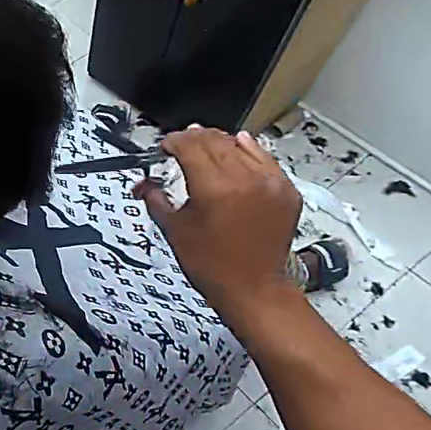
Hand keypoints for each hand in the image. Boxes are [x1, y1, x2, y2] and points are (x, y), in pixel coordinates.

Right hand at [135, 128, 302, 321]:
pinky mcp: (286, 191)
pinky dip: (249, 153)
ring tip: (208, 150)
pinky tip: (239, 151)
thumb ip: (157, 200)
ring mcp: (270, 184)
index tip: (167, 146)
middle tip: (182, 145)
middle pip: (215, 140)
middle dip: (194, 139)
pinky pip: (265, 159)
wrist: (254, 290)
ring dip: (220, 143)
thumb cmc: (217, 269)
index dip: (174, 141)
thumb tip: (145, 185)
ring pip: (241, 144)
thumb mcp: (176, 232)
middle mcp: (246, 180)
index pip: (190, 145)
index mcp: (215, 188)